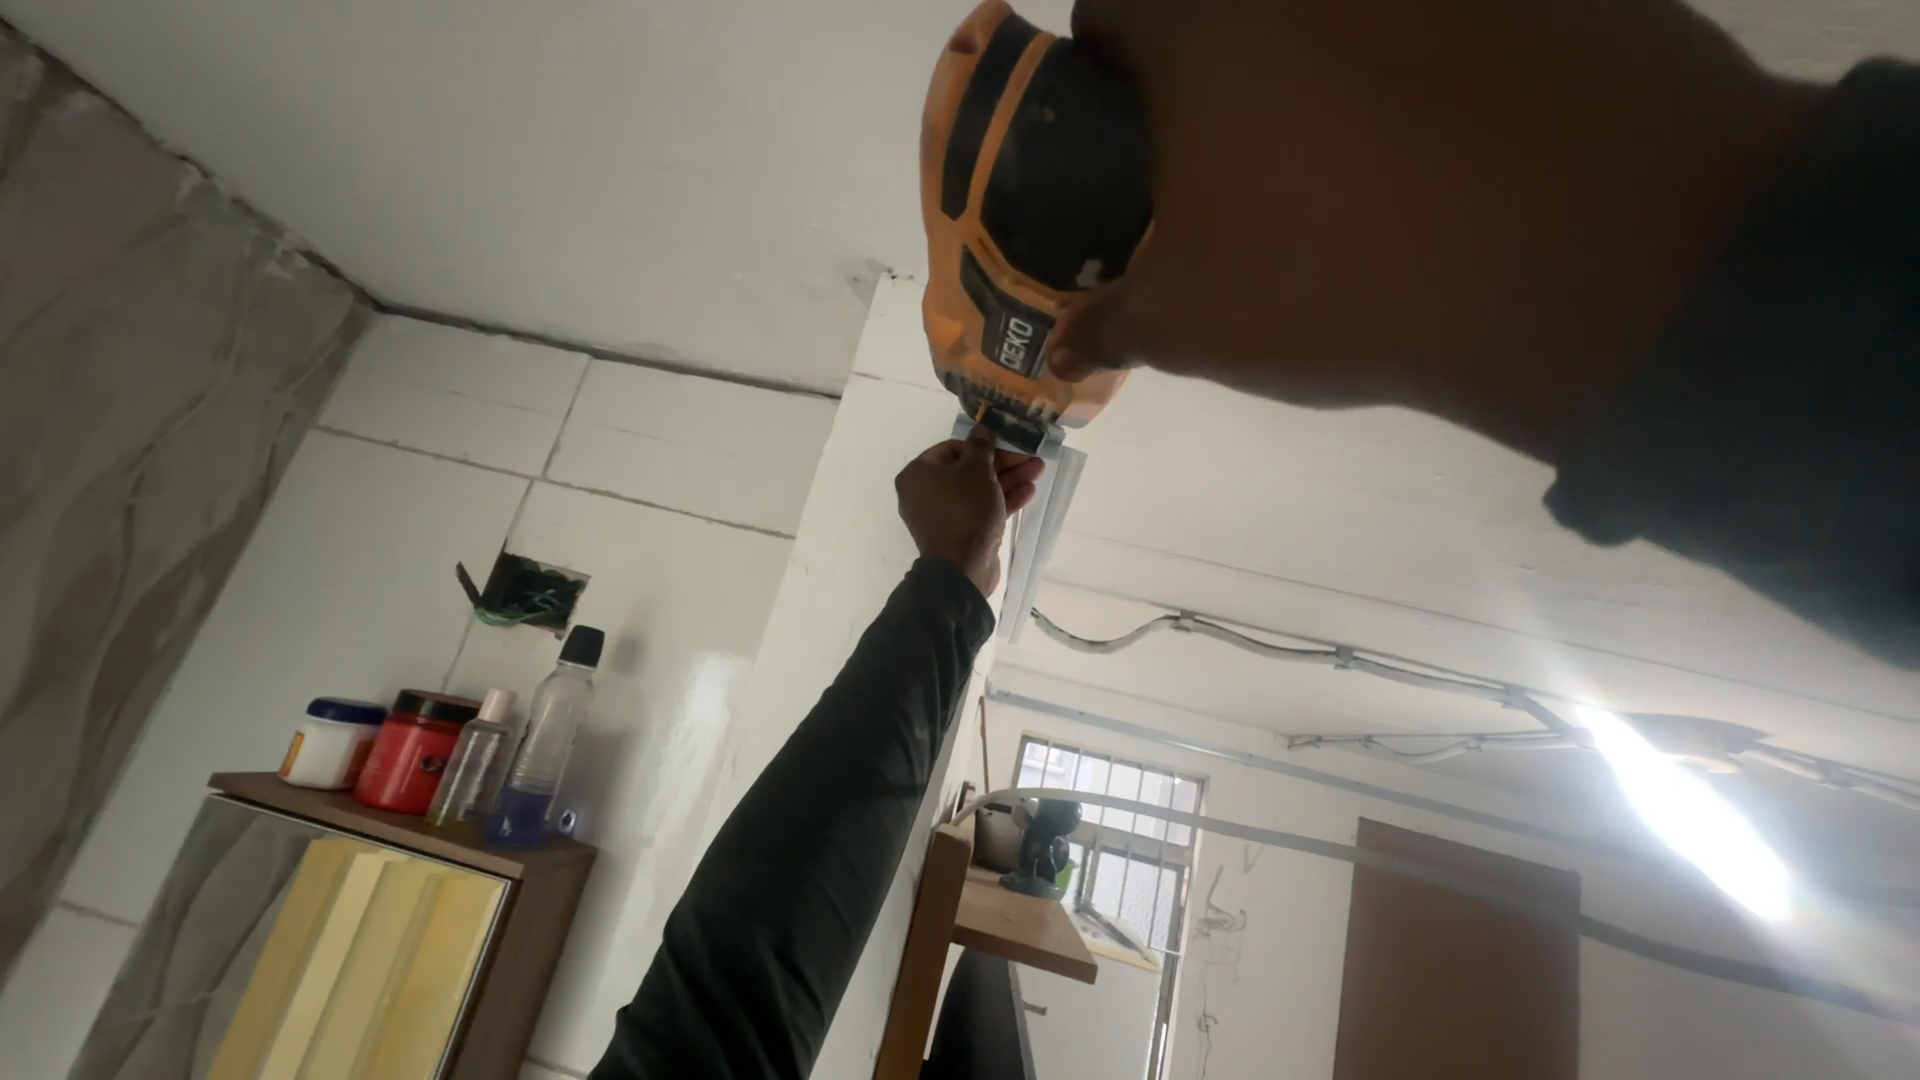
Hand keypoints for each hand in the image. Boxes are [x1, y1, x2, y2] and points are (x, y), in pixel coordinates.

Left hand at [895, 425, 1045, 598]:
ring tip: (1038, 470)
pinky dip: (1001, 500)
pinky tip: (1029, 491)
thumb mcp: (977, 471)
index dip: (981, 446)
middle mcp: (925, 494)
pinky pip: (980, 510)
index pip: (951, 449)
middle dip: (1002, 464)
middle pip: (968, 470)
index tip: (1006, 445)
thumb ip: (981, 447)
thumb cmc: (965, 511)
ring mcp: (943, 516)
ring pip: (977, 491)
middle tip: (1029, 457)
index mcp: (918, 474)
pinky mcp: (960, 534)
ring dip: (1007, 480)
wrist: (963, 569)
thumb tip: (981, 429)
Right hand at [1052, 0, 1824, 460]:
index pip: (1107, 9)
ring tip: (1327, 170)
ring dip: (1298, 76)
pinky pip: (1419, 23)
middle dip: (1197, 83)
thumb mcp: (1187, 326)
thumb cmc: (1332, 280)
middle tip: (1217, 173)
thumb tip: (1059, 350)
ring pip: (1317, 18)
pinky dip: (1398, 71)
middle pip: (1213, 14)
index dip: (1096, 76)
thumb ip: (1105, 326)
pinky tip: (1424, 151)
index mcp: (1202, 28)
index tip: (1117, 143)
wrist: (1578, 262)